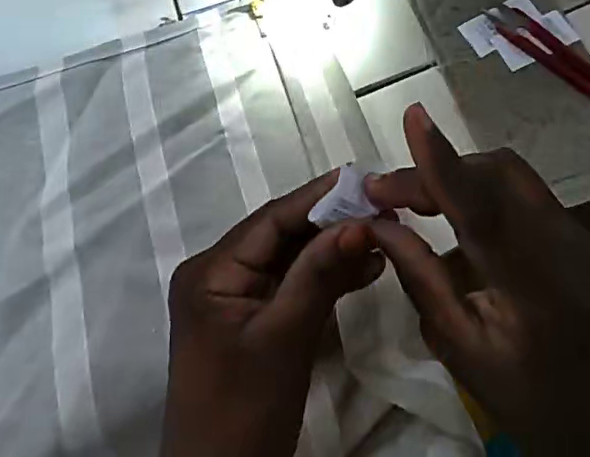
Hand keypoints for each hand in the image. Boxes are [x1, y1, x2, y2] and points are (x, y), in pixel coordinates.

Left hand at [161, 169, 384, 456]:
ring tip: (380, 233)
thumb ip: (318, 277)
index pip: (268, 222)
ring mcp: (233, 299)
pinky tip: (361, 268)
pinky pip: (288, 289)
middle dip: (327, 223)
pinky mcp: (251, 322)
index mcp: (209, 270)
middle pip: (278, 237)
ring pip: (286, 262)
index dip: (315, 198)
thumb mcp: (284, 340)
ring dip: (329, 250)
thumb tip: (359, 223)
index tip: (358, 177)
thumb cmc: (244, 412)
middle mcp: (216, 274)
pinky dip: (322, 280)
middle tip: (378, 204)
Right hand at [363, 104, 589, 456]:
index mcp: (535, 291)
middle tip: (384, 195)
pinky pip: (511, 181)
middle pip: (493, 174)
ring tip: (412, 199)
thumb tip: (375, 220)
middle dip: (433, 172)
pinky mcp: (568, 222)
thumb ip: (418, 277)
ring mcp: (572, 230)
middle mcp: (562, 249)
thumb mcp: (457, 347)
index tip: (413, 118)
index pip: (484, 214)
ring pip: (502, 169)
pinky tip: (449, 209)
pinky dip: (471, 182)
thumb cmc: (520, 389)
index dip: (445, 164)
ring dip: (451, 172)